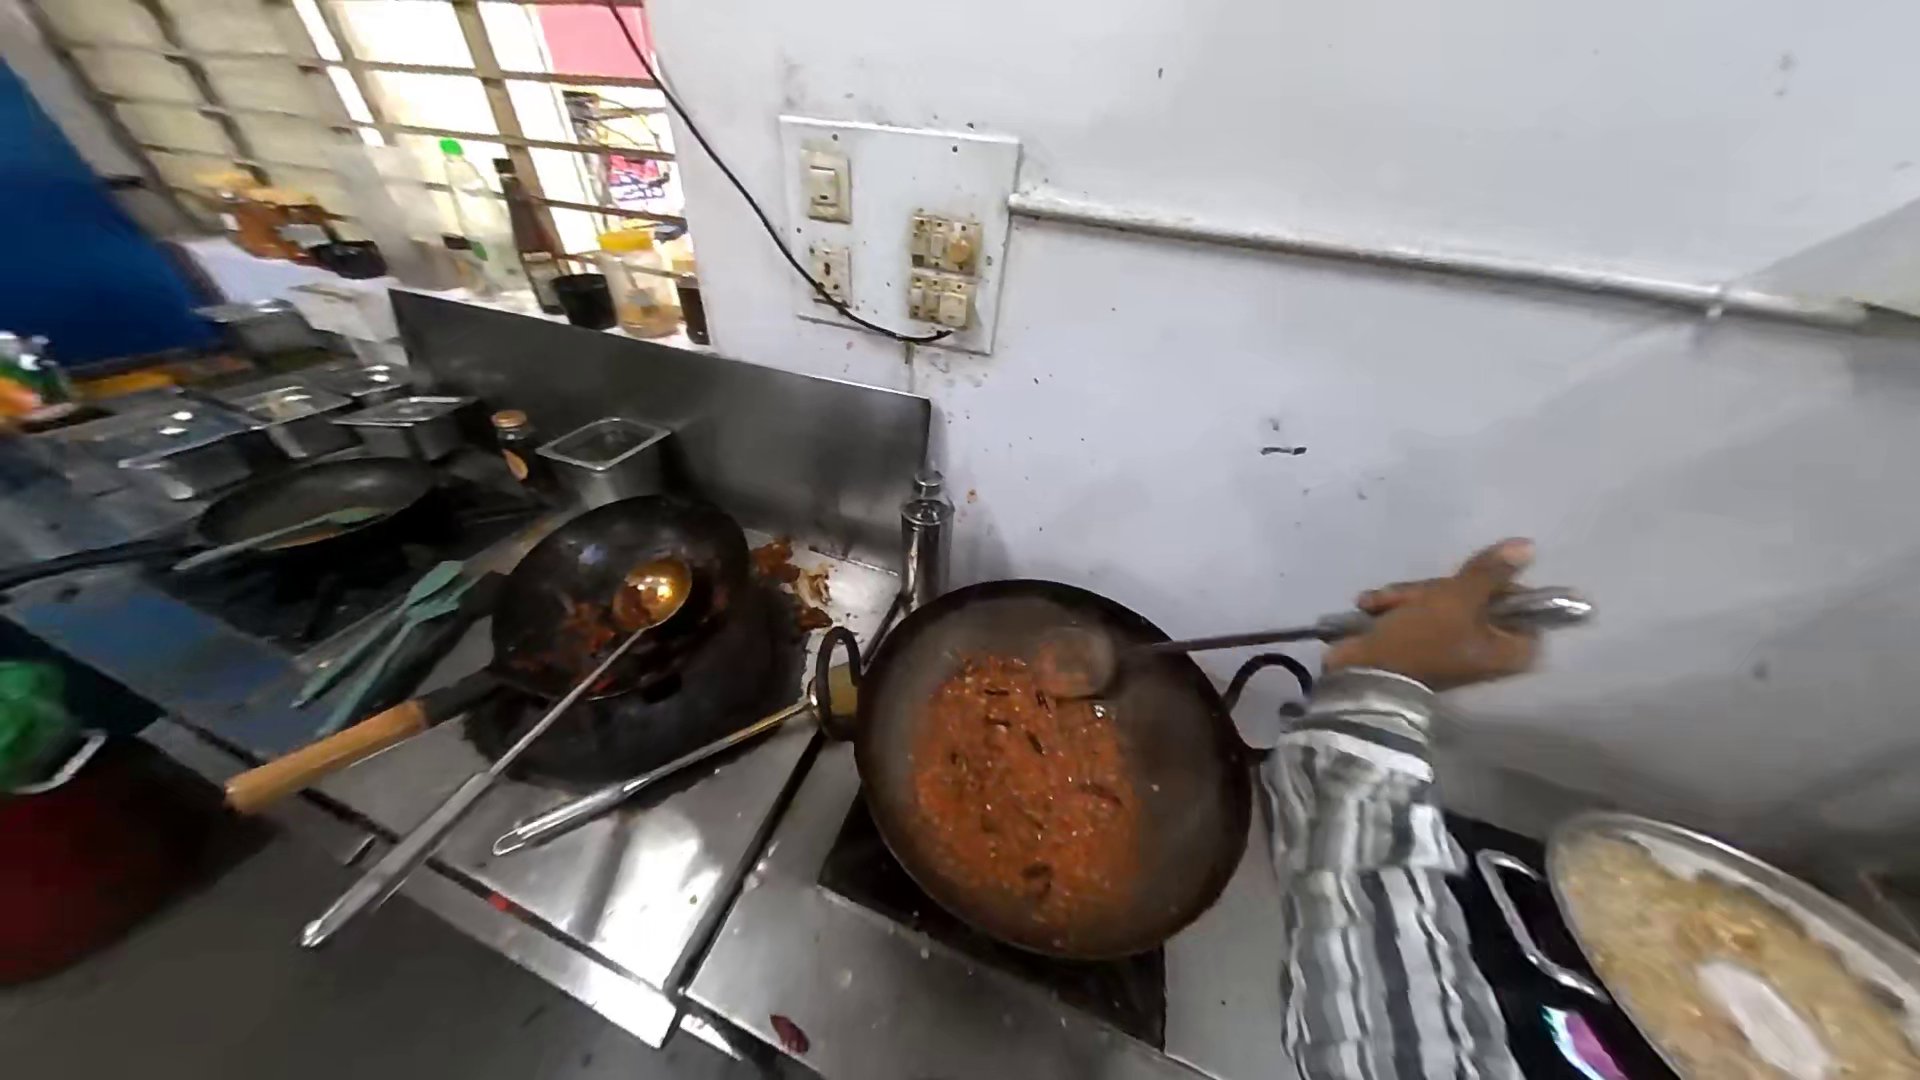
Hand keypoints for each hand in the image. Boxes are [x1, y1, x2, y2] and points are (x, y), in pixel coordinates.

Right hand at [1324, 539, 1539, 690]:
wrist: (1363, 674)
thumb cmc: (1418, 641)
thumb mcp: (1454, 600)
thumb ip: (1488, 573)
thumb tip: (1527, 545)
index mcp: (1513, 648)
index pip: (1513, 598)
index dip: (1482, 584)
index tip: (1454, 584)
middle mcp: (1487, 649)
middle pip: (1470, 598)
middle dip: (1427, 592)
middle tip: (1404, 598)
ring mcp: (1452, 647)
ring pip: (1435, 602)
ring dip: (1402, 597)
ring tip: (1376, 605)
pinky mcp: (1419, 645)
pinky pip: (1414, 614)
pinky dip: (1391, 607)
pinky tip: (1370, 608)